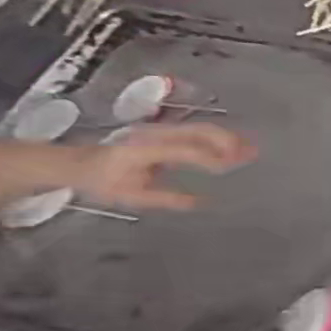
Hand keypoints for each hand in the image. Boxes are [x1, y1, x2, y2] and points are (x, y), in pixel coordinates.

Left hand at [70, 124, 255, 210]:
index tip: (229, 168)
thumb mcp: (132, 196)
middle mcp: (154, 134)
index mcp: (143, 149)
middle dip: (227, 141)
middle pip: (198, 132)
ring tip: (251, 150)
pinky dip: (220, 138)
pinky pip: (198, 131)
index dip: (208, 158)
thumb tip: (202, 202)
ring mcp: (161, 130)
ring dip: (229, 138)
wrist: (78, 163)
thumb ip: (166, 198)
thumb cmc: (104, 182)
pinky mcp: (166, 132)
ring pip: (202, 129)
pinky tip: (235, 147)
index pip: (184, 150)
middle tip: (252, 154)